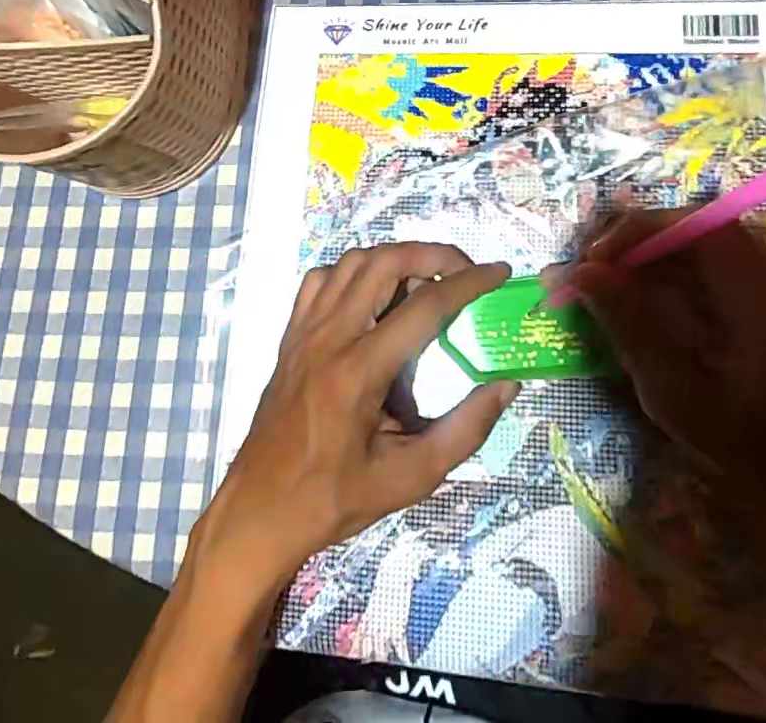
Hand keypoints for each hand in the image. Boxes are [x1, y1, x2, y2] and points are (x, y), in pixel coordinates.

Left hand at [195, 244, 519, 588]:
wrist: (259, 509)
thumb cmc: (335, 498)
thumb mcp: (412, 477)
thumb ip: (466, 430)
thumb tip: (506, 385)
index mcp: (359, 371)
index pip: (425, 305)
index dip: (469, 282)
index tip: (499, 273)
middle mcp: (329, 337)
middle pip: (384, 262)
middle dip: (433, 255)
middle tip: (464, 273)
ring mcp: (304, 331)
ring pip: (352, 262)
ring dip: (395, 259)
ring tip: (424, 283)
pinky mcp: (290, 335)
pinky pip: (322, 280)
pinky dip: (355, 273)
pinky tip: (373, 298)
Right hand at [565, 210, 765, 501]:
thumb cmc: (736, 441)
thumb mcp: (671, 391)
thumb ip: (628, 325)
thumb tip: (578, 272)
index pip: (703, 232)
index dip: (643, 231)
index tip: (595, 258)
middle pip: (701, 230)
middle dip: (639, 241)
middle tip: (592, 268)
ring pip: (702, 241)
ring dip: (649, 254)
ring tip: (604, 278)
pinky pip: (711, 260)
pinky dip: (668, 269)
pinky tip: (635, 289)